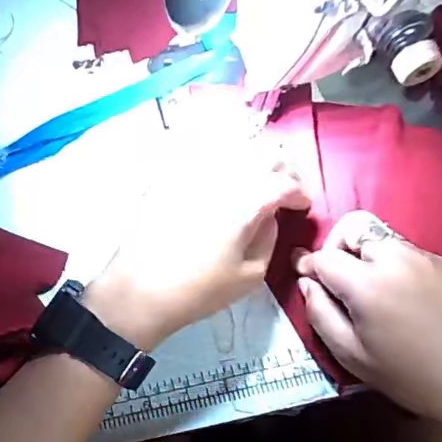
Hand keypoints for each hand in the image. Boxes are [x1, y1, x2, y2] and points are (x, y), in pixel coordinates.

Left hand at [84, 148, 308, 348]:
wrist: (139, 291)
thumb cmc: (199, 291)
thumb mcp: (251, 275)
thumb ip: (269, 238)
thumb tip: (270, 216)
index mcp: (247, 201)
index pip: (286, 182)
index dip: (301, 193)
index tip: (302, 207)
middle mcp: (223, 177)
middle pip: (265, 154)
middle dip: (284, 170)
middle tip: (287, 190)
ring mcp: (194, 173)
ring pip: (237, 149)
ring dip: (256, 163)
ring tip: (258, 184)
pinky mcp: (171, 177)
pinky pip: (206, 158)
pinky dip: (225, 165)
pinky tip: (225, 184)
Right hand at [294, 210, 441, 441]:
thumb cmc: (416, 379)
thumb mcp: (355, 357)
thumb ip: (322, 316)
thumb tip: (309, 284)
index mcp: (367, 283)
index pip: (324, 256)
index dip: (307, 264)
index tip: (302, 274)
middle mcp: (395, 258)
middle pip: (353, 230)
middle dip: (337, 248)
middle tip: (337, 280)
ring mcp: (426, 256)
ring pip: (382, 239)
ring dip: (366, 256)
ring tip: (372, 293)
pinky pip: (408, 253)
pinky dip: (393, 265)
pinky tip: (404, 300)